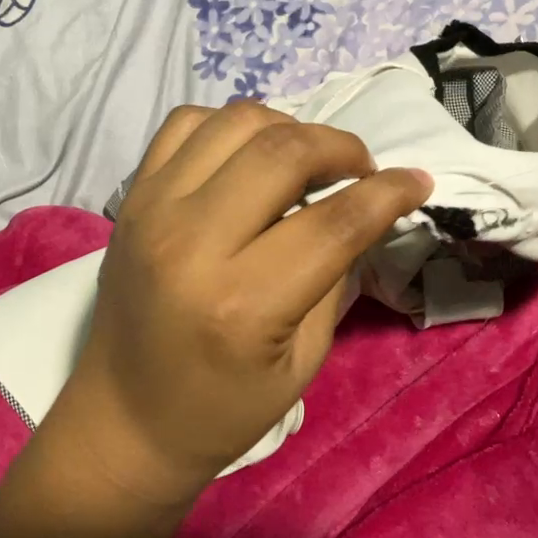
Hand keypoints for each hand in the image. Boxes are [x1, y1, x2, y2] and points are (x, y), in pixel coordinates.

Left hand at [44, 102, 433, 505]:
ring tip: (307, 160)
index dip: (387, 193)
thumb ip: (336, 276)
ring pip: (236, 121)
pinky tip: (248, 156)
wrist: (122, 416)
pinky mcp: (133, 195)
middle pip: (284, 151)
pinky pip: (186, 123)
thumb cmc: (220, 408)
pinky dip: (228, 126)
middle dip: (341, 147)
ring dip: (288, 128)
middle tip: (361, 170)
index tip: (416, 181)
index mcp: (243, 304)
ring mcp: (154, 208)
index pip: (334, 222)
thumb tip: (368, 208)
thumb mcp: (301, 363)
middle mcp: (193, 242)